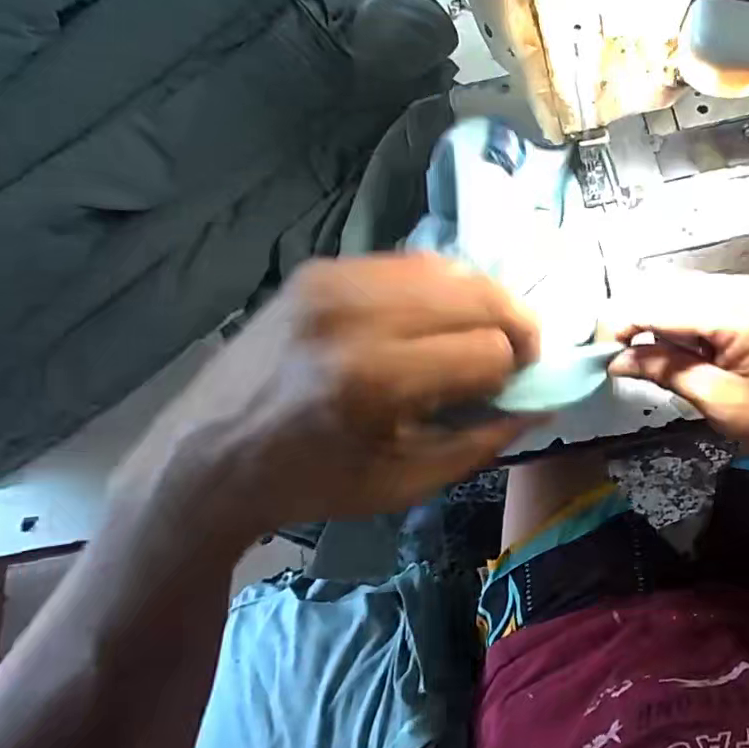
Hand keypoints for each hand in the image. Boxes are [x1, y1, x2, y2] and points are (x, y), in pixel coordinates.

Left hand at [111, 255, 540, 548]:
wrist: (205, 456)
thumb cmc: (309, 483)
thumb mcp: (405, 482)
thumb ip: (484, 440)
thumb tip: (543, 401)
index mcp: (374, 380)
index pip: (488, 350)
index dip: (516, 371)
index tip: (513, 388)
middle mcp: (355, 315)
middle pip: (478, 294)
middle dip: (513, 325)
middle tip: (515, 355)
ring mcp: (332, 281)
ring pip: (449, 270)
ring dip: (480, 303)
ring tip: (476, 336)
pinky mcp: (320, 269)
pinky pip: (408, 264)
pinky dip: (438, 289)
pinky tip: (433, 320)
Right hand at [605, 272, 748, 466]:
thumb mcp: (723, 403)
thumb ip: (668, 372)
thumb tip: (618, 358)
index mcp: (738, 310)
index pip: (660, 304)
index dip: (620, 323)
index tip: (593, 350)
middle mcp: (739, 288)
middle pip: (664, 289)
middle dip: (630, 318)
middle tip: (608, 354)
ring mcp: (744, 291)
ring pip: (675, 292)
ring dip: (649, 319)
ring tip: (630, 354)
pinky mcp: (745, 302)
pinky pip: (694, 302)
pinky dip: (671, 322)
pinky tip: (664, 348)